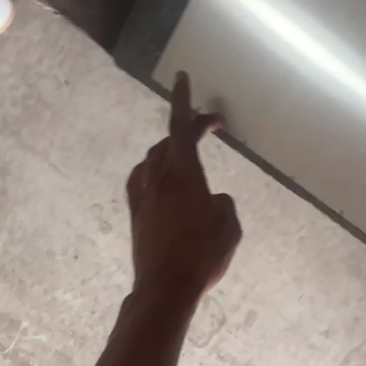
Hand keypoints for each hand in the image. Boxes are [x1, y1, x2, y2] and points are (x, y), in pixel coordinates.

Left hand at [127, 71, 241, 301]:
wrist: (165, 288)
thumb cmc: (202, 257)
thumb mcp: (230, 227)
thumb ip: (223, 205)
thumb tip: (213, 200)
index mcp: (184, 174)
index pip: (181, 126)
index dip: (184, 100)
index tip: (183, 78)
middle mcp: (158, 178)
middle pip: (168, 141)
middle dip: (186, 128)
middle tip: (206, 128)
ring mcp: (143, 197)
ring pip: (152, 160)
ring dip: (168, 151)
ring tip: (183, 154)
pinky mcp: (136, 216)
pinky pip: (140, 181)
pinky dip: (151, 172)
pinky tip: (157, 180)